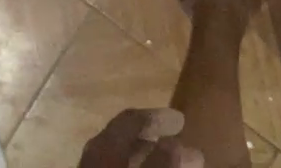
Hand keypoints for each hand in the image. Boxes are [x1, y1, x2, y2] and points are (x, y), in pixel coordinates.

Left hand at [77, 108, 201, 167]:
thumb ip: (159, 165)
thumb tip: (173, 142)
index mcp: (103, 148)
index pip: (130, 120)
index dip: (157, 118)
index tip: (182, 124)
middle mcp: (93, 159)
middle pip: (126, 142)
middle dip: (158, 146)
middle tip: (187, 154)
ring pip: (121, 163)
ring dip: (149, 164)